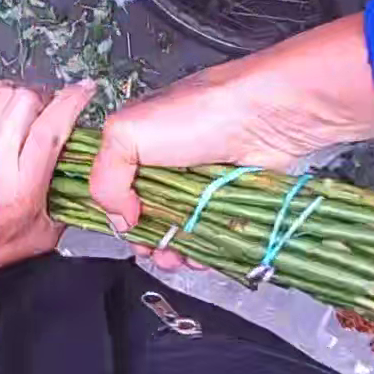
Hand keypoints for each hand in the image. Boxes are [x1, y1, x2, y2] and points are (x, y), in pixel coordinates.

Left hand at [0, 79, 96, 301]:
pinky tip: (8, 101)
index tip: (87, 90)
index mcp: (22, 185)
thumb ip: (71, 201)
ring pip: (5, 95)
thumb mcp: (46, 233)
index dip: (71, 103)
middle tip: (56, 108)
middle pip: (27, 102)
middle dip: (49, 98)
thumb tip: (92, 169)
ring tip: (34, 108)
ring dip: (26, 95)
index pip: (50, 129)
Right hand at [88, 15, 373, 264]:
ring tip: (179, 258)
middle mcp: (167, 160)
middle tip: (153, 249)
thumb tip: (117, 217)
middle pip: (146, 211)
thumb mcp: (128, 133)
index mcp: (138, 140)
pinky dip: (204, 249)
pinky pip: (210, 230)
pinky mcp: (228, 196)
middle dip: (146, 237)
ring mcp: (199, 179)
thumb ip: (106, 178)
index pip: (114, 185)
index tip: (124, 232)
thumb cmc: (199, 115)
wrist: (267, 115)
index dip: (115, 212)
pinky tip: (202, 256)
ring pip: (178, 226)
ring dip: (174, 250)